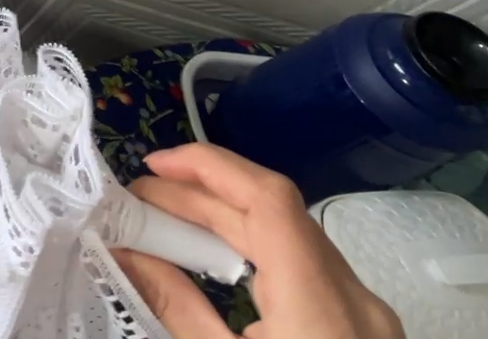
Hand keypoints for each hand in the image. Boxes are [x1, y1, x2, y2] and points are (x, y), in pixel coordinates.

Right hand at [112, 144, 403, 338]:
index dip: (207, 165)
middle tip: (135, 200)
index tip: (150, 166)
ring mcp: (366, 317)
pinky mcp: (364, 332)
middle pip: (272, 213)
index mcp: (322, 306)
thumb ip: (175, 303)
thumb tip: (121, 247)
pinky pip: (301, 267)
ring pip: (288, 237)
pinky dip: (249, 249)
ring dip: (220, 219)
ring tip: (161, 225)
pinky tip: (210, 263)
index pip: (269, 198)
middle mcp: (355, 299)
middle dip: (197, 194)